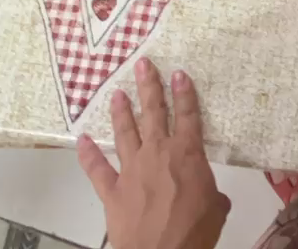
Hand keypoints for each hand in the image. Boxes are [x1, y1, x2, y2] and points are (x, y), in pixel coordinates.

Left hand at [77, 58, 229, 248]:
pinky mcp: (112, 191)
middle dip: (148, 86)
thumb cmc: (194, 232)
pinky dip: (88, 154)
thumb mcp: (216, 210)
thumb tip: (215, 198)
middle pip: (153, 112)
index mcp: (186, 153)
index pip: (188, 114)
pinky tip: (81, 139)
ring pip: (125, 132)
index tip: (178, 72)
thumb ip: (213, 196)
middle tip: (142, 64)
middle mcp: (157, 152)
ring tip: (116, 93)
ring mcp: (131, 169)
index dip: (184, 92)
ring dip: (121, 111)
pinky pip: (97, 169)